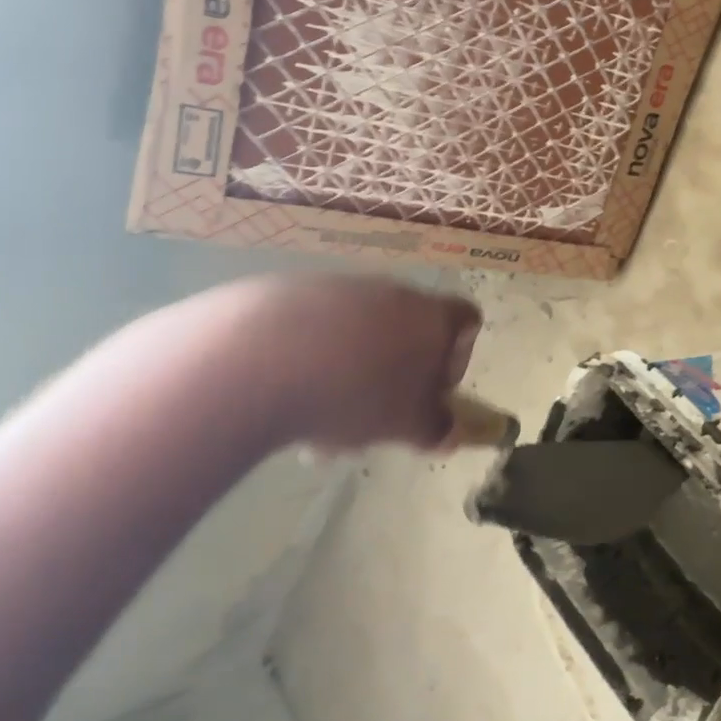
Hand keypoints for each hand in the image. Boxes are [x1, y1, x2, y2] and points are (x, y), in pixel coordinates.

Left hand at [137, 274, 481, 450]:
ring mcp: (336, 287)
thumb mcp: (405, 426)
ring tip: (311, 421)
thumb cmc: (355, 394)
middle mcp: (392, 292)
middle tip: (367, 420)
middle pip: (405, 330)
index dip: (457, 356)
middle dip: (391, 375)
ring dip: (344, 370)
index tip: (432, 392)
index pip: (466, 321)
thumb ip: (435, 428)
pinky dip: (301, 357)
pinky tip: (275, 395)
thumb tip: (451, 433)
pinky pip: (305, 327)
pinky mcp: (282, 291)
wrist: (254, 360)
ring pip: (353, 331)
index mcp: (432, 317)